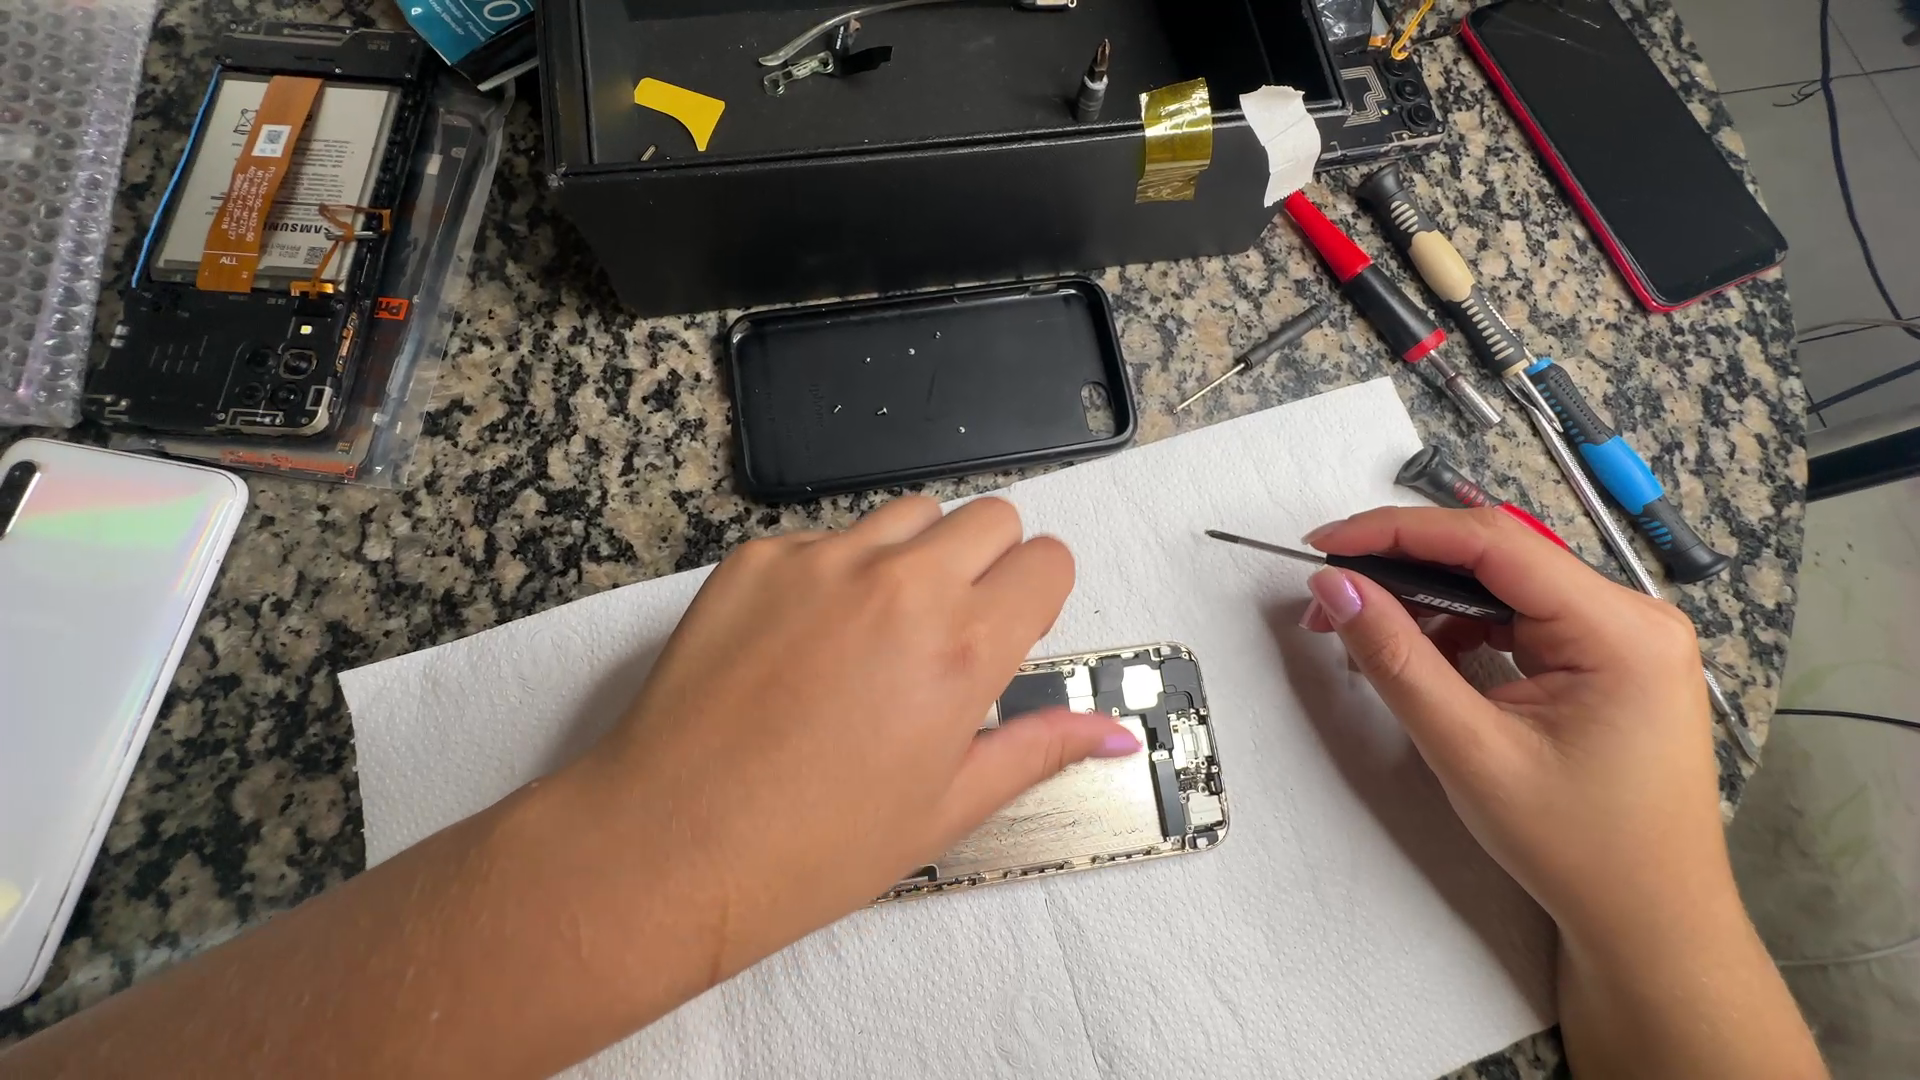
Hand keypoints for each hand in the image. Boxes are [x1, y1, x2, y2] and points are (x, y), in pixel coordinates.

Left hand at [567, 496, 1138, 985]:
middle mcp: (900, 584)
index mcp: (962, 647)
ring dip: (918, 553)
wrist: (668, 846)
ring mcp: (823, 560)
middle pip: (990, 516)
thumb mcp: (946, 807)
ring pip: (911, 512)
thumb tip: (1110, 733)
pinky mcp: (757, 557)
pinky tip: (804, 637)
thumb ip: (1038, 749)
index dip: (1040, 590)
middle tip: (954, 622)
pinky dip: (836, 569)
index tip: (1016, 622)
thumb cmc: (814, 846)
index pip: (1048, 559)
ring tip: (881, 624)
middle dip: (991, 560)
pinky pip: (826, 536)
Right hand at [1295, 507, 1824, 1077]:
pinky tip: (1416, 657)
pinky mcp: (1594, 656)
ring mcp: (1615, 634)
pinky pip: (1506, 616)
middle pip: (1492, 555)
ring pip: (1493, 585)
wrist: (1647, 921)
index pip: (1491, 541)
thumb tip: (1332, 584)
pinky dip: (1449, 627)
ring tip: (1360, 633)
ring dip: (1419, 599)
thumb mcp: (1466, 747)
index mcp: (1617, 628)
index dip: (1396, 530)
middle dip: (1399, 567)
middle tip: (1328, 597)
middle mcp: (1626, 614)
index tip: (1321, 542)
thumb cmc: (1570, 842)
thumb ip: (1394, 657)